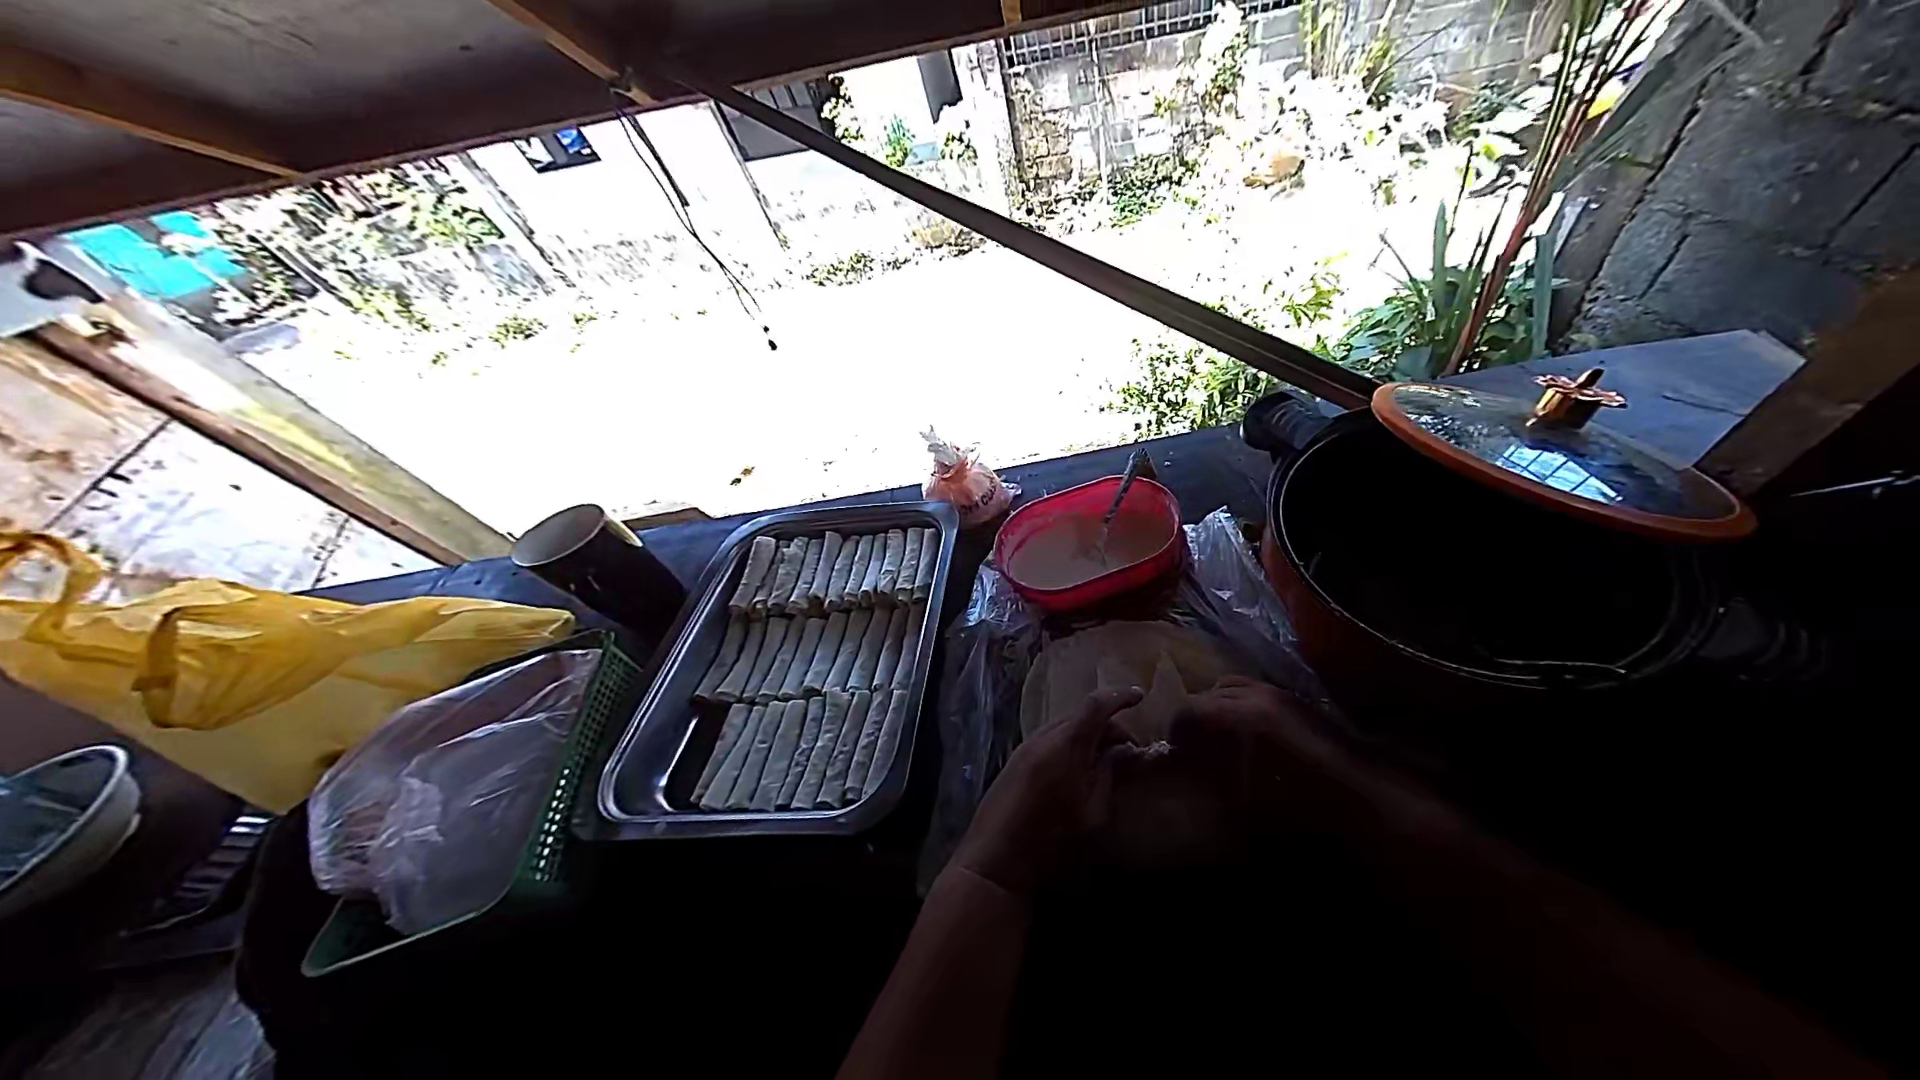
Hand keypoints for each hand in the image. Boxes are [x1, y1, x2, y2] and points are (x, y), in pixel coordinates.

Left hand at [951, 686, 1143, 895]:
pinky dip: (1070, 743)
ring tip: (1107, 759)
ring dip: (1088, 734)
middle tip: (1129, 749)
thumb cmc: (1050, 841)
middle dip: (1107, 724)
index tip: (1140, 697)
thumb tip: (1122, 752)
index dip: (1119, 697)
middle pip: (1080, 715)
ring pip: (1064, 726)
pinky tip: (1080, 767)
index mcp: (1066, 743)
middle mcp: (1044, 736)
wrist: (995, 858)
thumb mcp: (1092, 812)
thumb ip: (1108, 774)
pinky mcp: (1016, 760)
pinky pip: (1050, 739)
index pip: (1095, 704)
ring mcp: (1026, 746)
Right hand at [1169, 676, 1348, 824]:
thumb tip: (1191, 768)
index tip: (1170, 745)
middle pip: (1208, 694)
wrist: (1367, 796)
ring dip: (1216, 705)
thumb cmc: (1305, 800)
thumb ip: (1215, 776)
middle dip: (1194, 714)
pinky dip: (1238, 703)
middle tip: (1187, 739)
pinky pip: (1252, 691)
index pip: (1192, 708)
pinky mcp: (1294, 700)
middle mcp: (1257, 695)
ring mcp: (1278, 693)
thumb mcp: (1251, 798)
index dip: (1176, 726)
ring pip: (1230, 686)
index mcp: (1243, 714)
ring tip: (1213, 732)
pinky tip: (1243, 731)